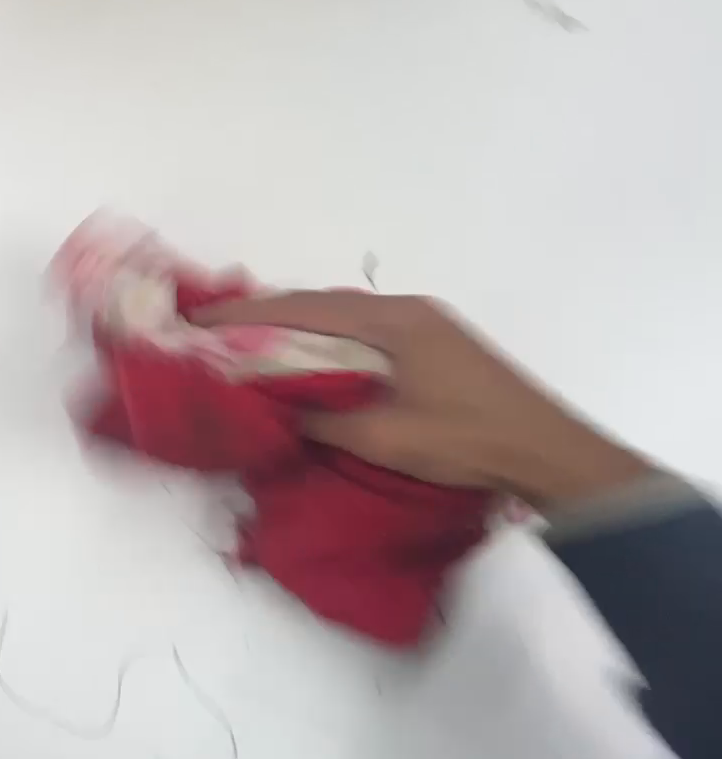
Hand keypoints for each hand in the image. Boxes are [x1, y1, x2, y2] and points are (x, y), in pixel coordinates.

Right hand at [194, 292, 648, 508]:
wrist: (559, 458)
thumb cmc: (468, 442)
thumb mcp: (382, 437)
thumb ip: (318, 418)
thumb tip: (266, 407)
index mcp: (393, 322)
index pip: (302, 308)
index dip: (245, 314)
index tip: (199, 320)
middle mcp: (405, 309)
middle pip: (317, 300)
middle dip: (262, 311)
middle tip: (215, 326)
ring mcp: (422, 321)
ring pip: (338, 309)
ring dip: (292, 319)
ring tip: (247, 336)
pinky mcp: (432, 338)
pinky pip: (358, 322)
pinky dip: (320, 330)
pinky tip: (302, 348)